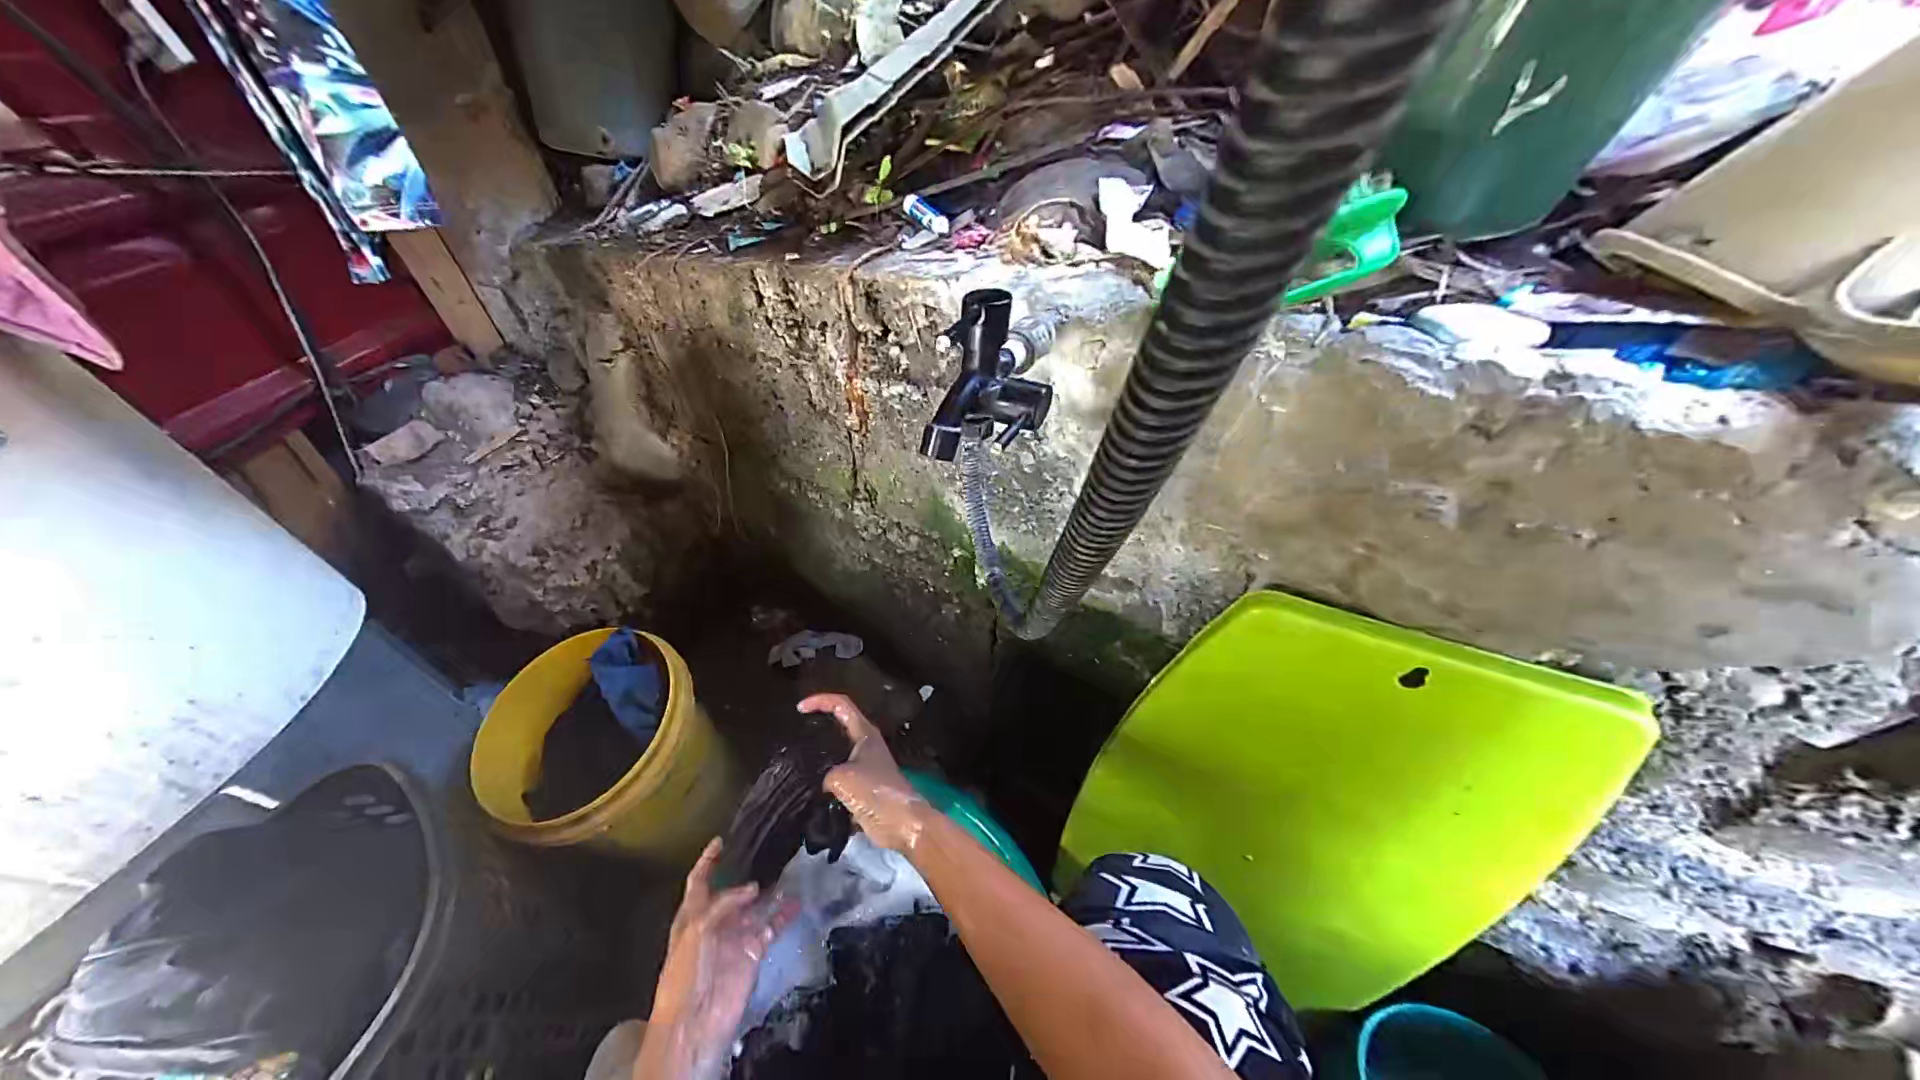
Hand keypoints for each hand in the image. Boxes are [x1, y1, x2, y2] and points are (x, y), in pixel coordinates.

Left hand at [638, 838, 791, 1079]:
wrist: (695, 1023)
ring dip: (771, 890)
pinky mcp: (753, 952)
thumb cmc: (686, 973)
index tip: (721, 840)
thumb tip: (755, 888)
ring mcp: (735, 937)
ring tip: (789, 868)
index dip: (708, 860)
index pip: (699, 881)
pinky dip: (784, 915)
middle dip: (747, 871)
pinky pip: (771, 927)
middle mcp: (715, 922)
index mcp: (692, 916)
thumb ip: (725, 903)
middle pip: (732, 891)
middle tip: (768, 848)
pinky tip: (797, 901)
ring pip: (756, 907)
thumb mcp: (698, 929)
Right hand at [798, 692, 929, 852]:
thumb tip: (821, 781)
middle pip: (839, 725)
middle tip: (794, 731)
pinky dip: (824, 778)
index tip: (800, 708)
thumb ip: (824, 773)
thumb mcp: (842, 778)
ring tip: (797, 759)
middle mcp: (866, 745)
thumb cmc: (876, 793)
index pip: (842, 705)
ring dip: (820, 754)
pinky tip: (808, 785)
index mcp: (865, 734)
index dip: (820, 701)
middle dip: (818, 723)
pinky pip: (838, 776)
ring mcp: (865, 766)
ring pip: (837, 752)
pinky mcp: (863, 787)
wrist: (901, 824)